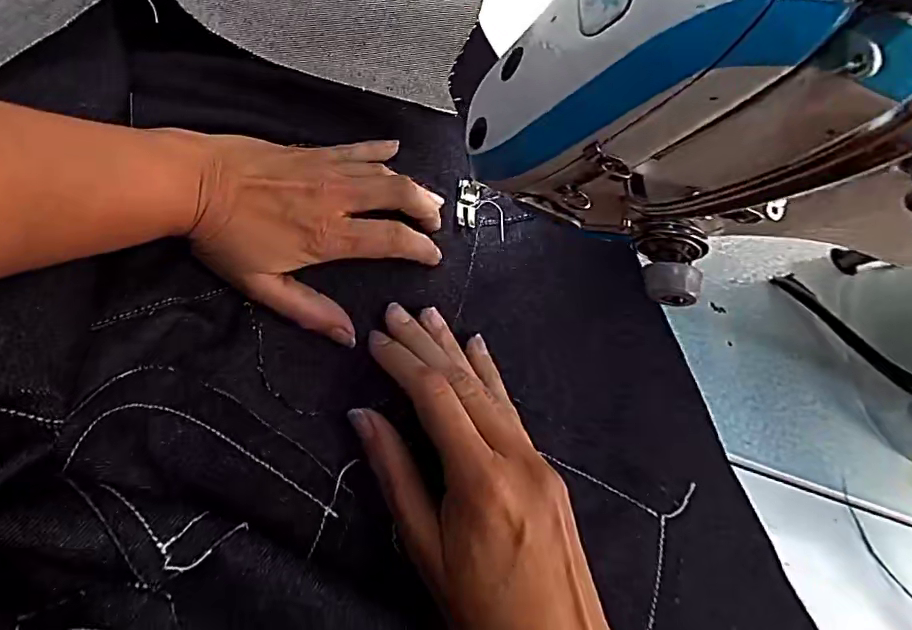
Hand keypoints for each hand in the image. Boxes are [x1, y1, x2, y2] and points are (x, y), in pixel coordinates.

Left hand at [185, 136, 443, 346]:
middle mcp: (339, 199)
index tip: (433, 255)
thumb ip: (308, 310)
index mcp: (328, 236)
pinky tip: (395, 149)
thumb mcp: (261, 285)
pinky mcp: (316, 151)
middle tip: (435, 222)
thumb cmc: (225, 237)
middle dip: (426, 209)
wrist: (198, 181)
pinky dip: (381, 149)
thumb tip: (347, 335)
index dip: (421, 248)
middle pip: (400, 196)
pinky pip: (359, 148)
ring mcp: (330, 169)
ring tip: (426, 196)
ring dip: (412, 184)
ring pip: (387, 172)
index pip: (392, 239)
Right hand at [352, 304, 608, 629]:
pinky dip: (491, 374)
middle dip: (425, 343)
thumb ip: (396, 476)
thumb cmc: (484, 612)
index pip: (436, 396)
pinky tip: (479, 348)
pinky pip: (512, 408)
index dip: (403, 361)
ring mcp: (537, 459)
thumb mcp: (426, 551)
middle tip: (397, 312)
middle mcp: (516, 457)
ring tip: (431, 316)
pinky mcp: (547, 467)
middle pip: (463, 382)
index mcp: (482, 480)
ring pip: (490, 388)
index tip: (377, 339)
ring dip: (456, 349)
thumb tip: (364, 418)